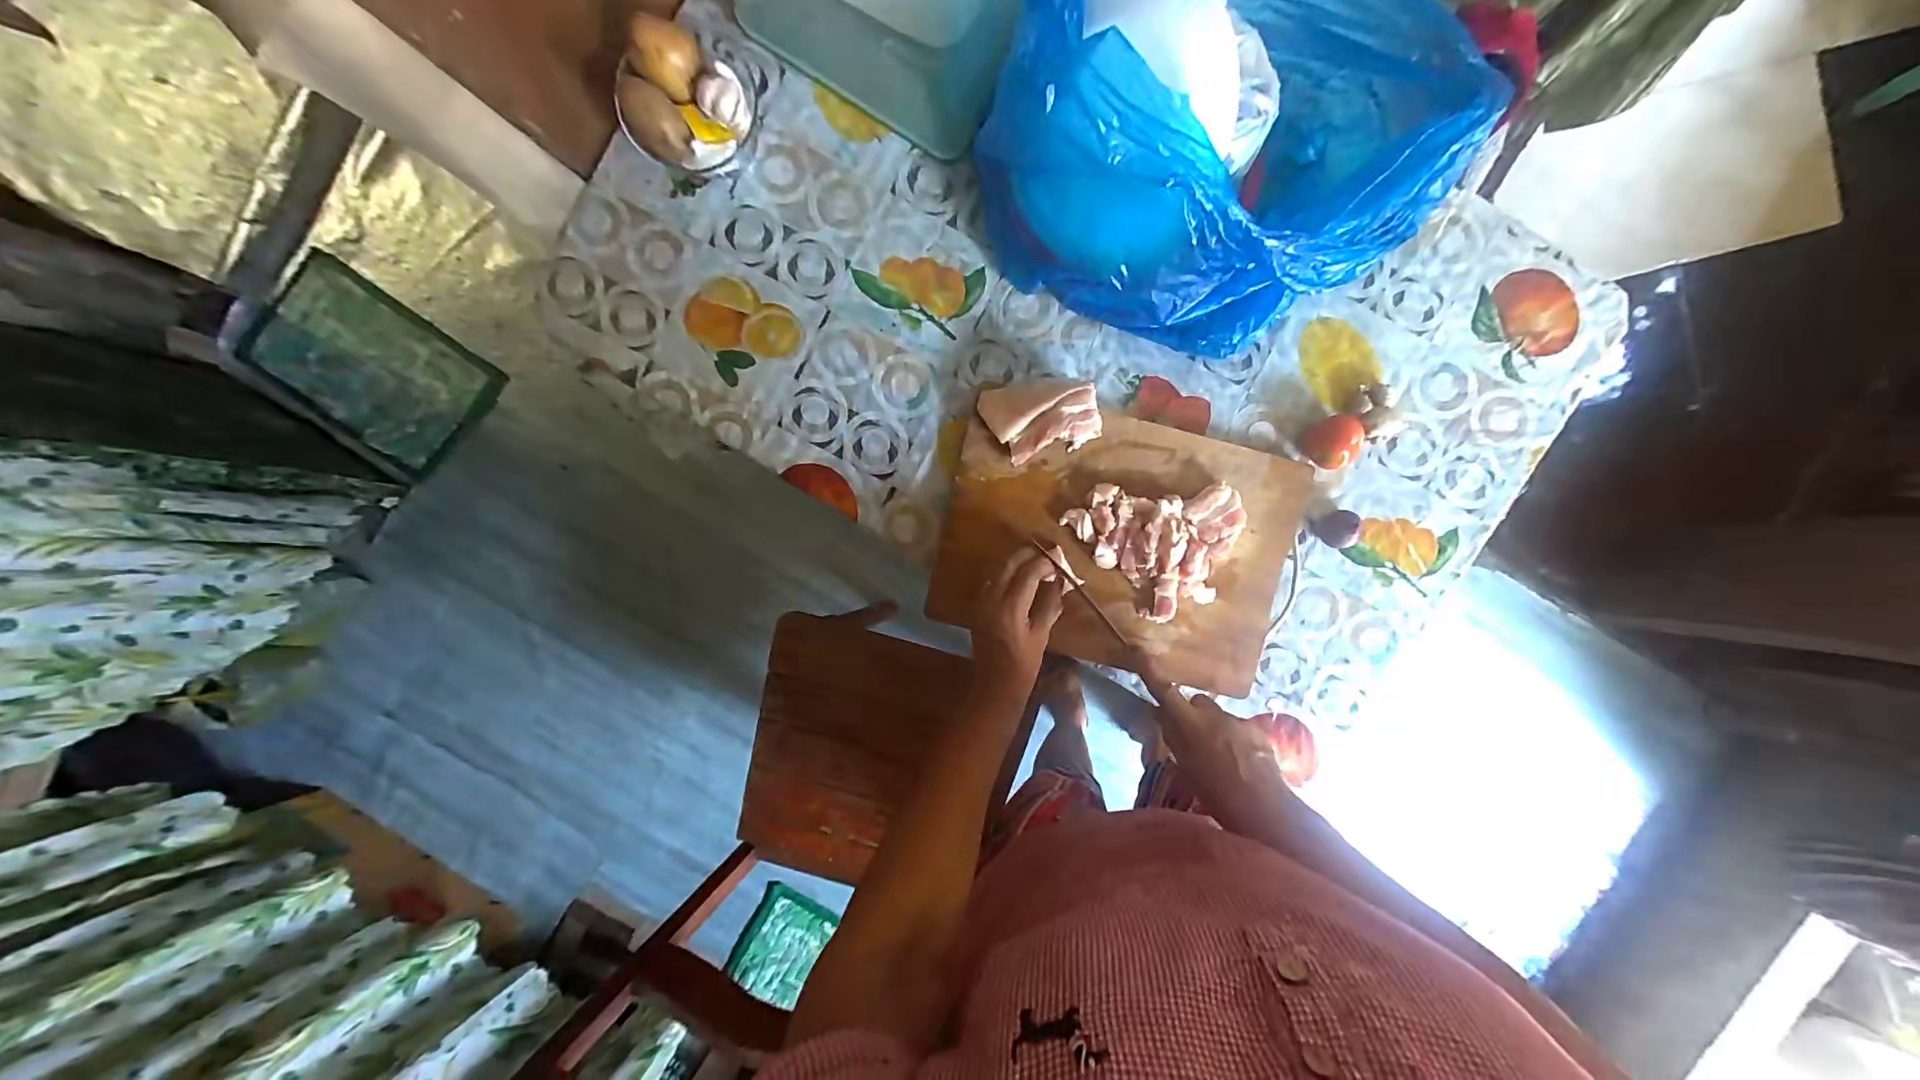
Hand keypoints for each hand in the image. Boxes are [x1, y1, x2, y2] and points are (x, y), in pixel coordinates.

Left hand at [970, 550, 1065, 693]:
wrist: (995, 684)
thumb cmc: (1023, 664)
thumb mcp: (1042, 634)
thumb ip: (1050, 604)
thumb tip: (1060, 580)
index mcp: (1010, 608)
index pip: (1028, 572)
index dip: (1045, 562)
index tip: (1059, 559)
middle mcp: (992, 599)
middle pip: (1009, 564)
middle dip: (1029, 555)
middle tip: (1048, 554)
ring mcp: (981, 601)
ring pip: (998, 570)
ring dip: (1017, 563)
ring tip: (1038, 565)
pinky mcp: (977, 606)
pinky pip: (992, 581)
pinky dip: (1007, 574)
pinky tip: (1020, 580)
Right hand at [1134, 653, 1282, 779]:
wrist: (1263, 808)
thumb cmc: (1215, 792)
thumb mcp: (1185, 766)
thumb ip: (1174, 737)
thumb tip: (1163, 716)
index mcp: (1189, 723)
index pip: (1164, 691)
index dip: (1151, 672)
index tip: (1140, 652)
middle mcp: (1214, 714)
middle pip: (1197, 702)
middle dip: (1192, 713)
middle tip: (1192, 737)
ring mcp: (1238, 721)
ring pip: (1219, 717)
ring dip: (1215, 728)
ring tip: (1220, 758)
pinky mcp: (1258, 731)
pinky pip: (1239, 729)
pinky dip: (1236, 740)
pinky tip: (1241, 763)